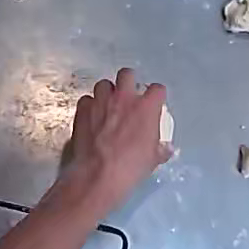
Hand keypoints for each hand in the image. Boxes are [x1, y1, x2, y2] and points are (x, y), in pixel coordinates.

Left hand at [55, 68, 168, 214]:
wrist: (98, 174)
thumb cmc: (130, 167)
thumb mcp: (153, 160)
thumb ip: (160, 149)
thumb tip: (166, 149)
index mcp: (146, 107)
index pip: (157, 89)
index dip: (156, 95)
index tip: (154, 102)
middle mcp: (124, 98)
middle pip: (127, 74)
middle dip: (128, 82)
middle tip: (128, 95)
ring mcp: (101, 101)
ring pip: (103, 84)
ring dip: (107, 92)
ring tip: (108, 105)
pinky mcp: (83, 109)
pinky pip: (86, 100)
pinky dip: (89, 106)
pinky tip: (91, 117)